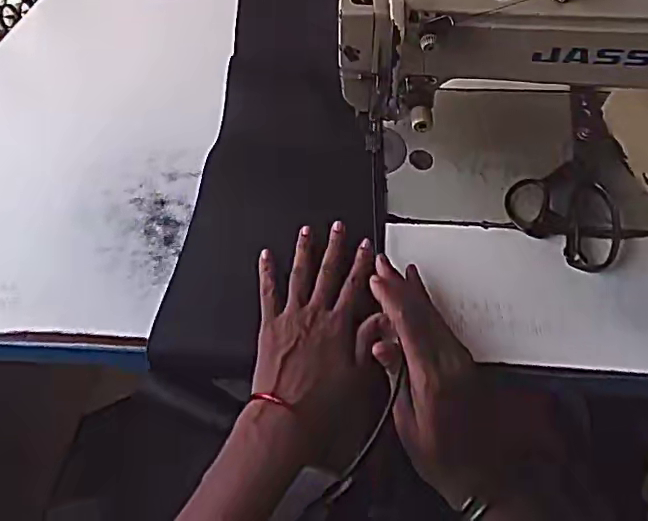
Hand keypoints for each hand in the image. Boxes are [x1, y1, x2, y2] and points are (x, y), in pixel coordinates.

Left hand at [252, 221, 378, 463]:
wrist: (284, 421)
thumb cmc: (320, 408)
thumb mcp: (357, 379)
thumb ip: (368, 343)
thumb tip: (381, 319)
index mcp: (338, 327)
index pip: (354, 286)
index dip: (361, 264)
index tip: (364, 247)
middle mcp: (315, 315)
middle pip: (328, 272)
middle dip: (335, 246)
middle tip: (338, 226)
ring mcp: (291, 316)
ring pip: (299, 274)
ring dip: (304, 250)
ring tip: (306, 231)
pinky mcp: (270, 325)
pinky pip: (268, 292)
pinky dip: (266, 272)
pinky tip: (266, 256)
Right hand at [360, 256, 564, 510]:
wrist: (485, 476)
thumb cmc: (444, 459)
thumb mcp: (409, 426)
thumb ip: (397, 380)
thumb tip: (381, 346)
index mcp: (433, 377)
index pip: (409, 324)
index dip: (391, 298)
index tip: (376, 281)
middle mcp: (450, 362)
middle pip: (422, 312)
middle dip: (399, 284)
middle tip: (381, 263)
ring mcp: (460, 358)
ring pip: (433, 314)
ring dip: (413, 290)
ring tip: (396, 270)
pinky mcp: (464, 360)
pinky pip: (442, 322)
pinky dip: (428, 303)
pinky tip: (420, 293)